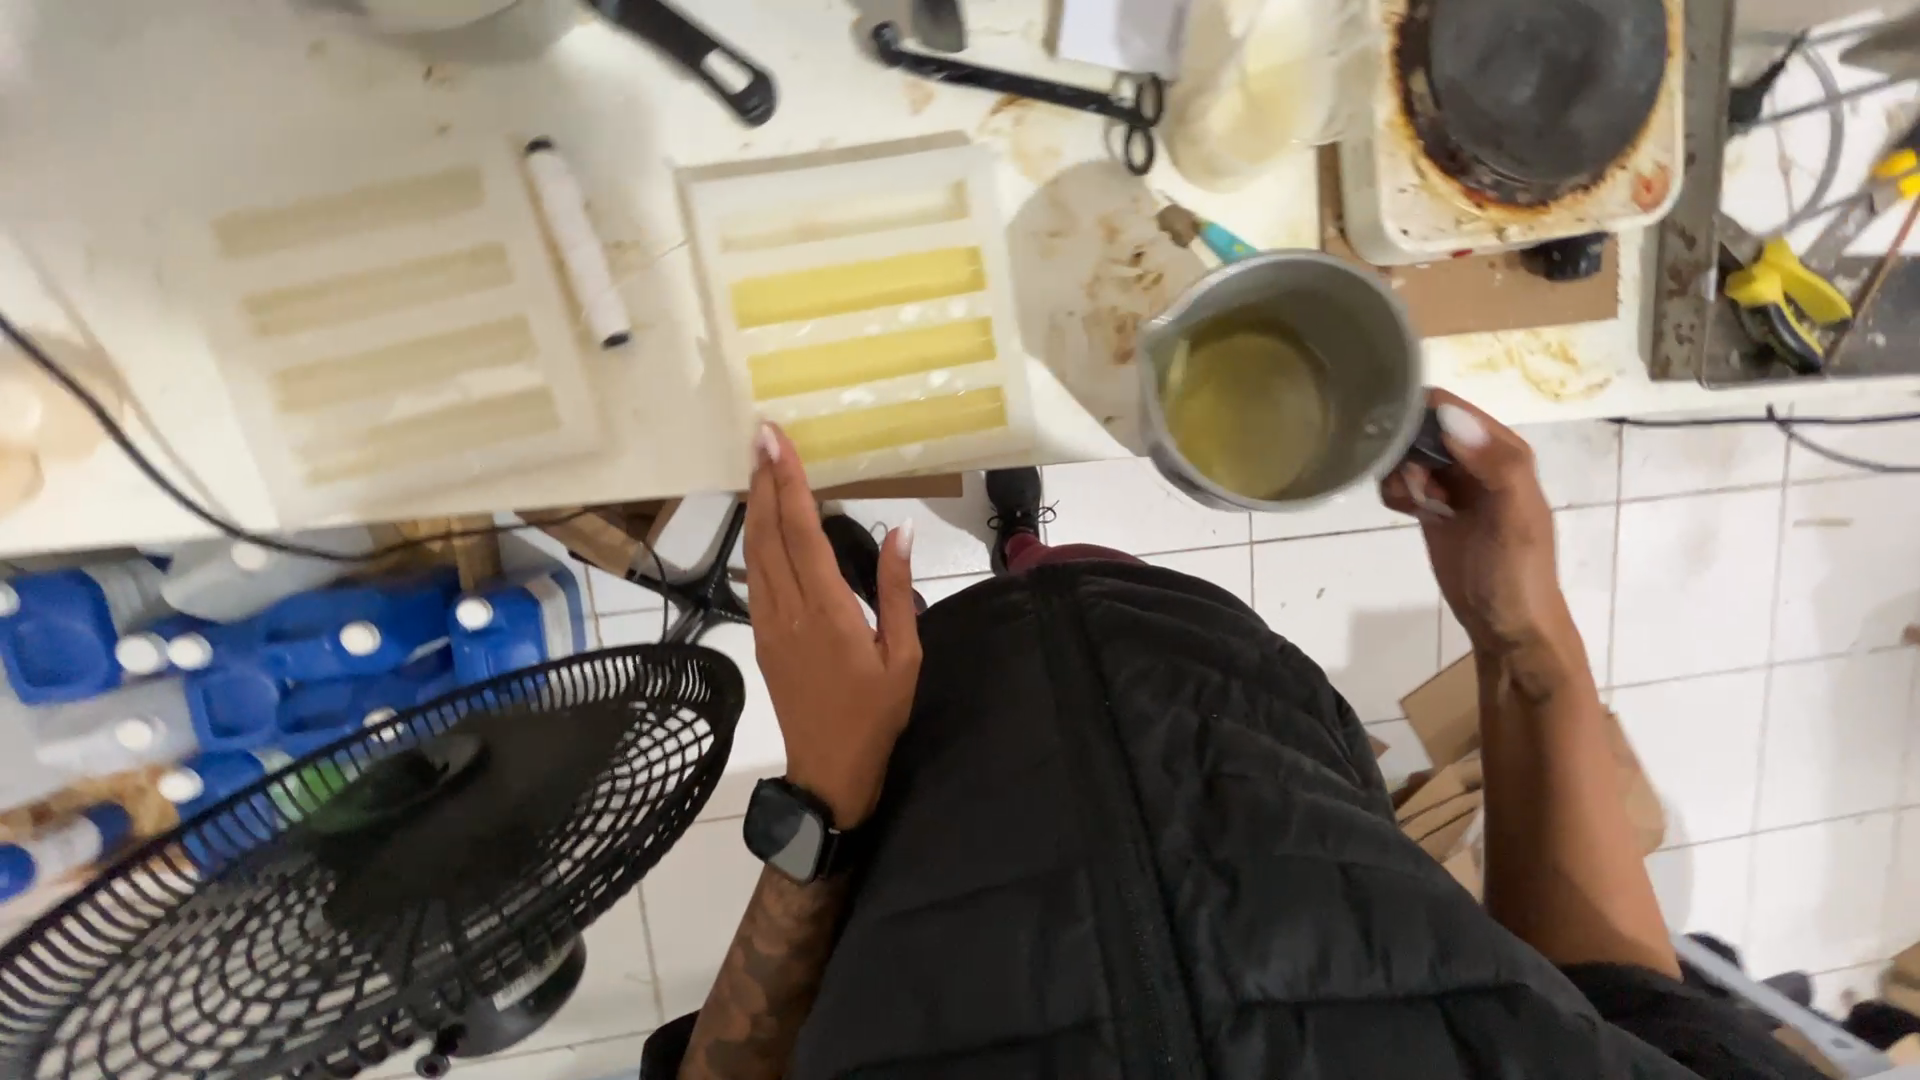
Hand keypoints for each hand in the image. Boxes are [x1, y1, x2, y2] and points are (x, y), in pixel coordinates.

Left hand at [745, 422, 920, 827]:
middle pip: (766, 533)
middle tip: (760, 437)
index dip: (788, 483)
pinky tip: (761, 524)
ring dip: (754, 506)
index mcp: (827, 611)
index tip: (776, 442)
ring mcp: (766, 623)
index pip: (801, 532)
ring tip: (758, 467)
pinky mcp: (760, 637)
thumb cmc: (875, 714)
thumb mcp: (903, 656)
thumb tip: (901, 532)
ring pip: (753, 553)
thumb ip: (897, 591)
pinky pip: (754, 576)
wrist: (828, 770)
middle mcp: (787, 609)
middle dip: (762, 481)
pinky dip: (754, 540)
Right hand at [1381, 390, 1573, 656]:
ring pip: (1406, 456)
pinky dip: (1395, 494)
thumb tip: (1449, 419)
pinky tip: (1407, 514)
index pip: (1449, 409)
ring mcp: (1453, 483)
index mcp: (1503, 451)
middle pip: (1420, 430)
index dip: (1418, 421)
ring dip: (1397, 476)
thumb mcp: (1515, 519)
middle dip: (1402, 452)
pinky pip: (1401, 482)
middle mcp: (1475, 459)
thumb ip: (1496, 465)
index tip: (1404, 453)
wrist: (1504, 626)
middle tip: (1412, 488)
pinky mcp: (1432, 505)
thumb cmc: (1515, 573)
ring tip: (1413, 505)